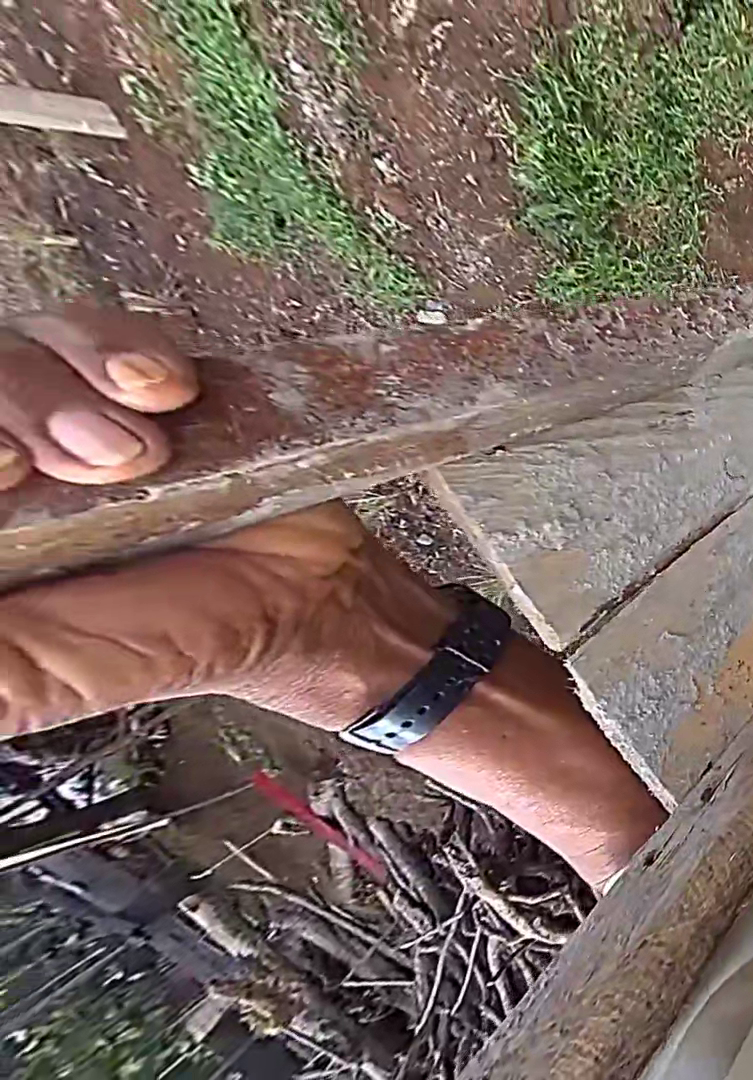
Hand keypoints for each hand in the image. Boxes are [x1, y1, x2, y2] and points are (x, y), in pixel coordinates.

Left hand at [0, 308, 453, 737]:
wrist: (321, 602)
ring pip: (16, 348)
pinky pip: (111, 332)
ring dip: (63, 384)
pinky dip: (127, 346)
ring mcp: (81, 412)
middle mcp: (5, 456)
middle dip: (7, 412)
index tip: (4, 476)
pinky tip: (165, 388)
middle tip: (76, 468)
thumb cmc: (182, 638)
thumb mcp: (30, 675)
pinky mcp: (168, 390)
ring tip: (144, 446)